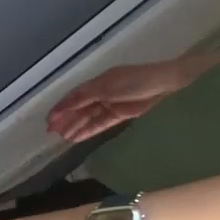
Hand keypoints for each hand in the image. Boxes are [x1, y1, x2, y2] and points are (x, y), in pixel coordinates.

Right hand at [46, 60, 189, 141]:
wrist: (171, 83)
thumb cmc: (135, 81)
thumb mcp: (104, 87)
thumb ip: (80, 99)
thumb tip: (58, 110)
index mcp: (98, 83)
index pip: (73, 97)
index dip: (60, 109)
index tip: (48, 122)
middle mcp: (103, 93)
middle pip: (79, 108)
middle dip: (65, 120)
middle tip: (51, 133)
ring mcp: (112, 104)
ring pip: (88, 117)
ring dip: (75, 127)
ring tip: (62, 138)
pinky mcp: (121, 114)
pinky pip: (100, 124)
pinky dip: (88, 131)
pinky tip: (76, 139)